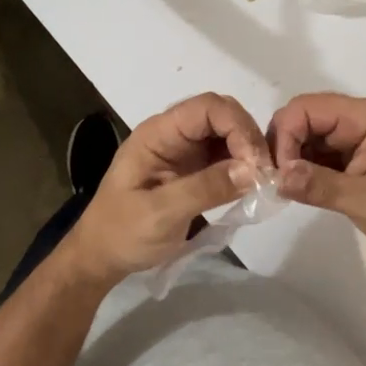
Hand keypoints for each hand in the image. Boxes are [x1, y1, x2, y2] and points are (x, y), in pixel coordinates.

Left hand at [63, 93, 269, 284]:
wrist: (101, 257)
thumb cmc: (122, 233)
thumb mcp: (160, 214)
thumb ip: (205, 188)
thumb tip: (253, 170)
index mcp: (158, 134)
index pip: (206, 108)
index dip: (237, 127)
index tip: (256, 164)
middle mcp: (173, 134)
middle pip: (221, 115)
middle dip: (247, 138)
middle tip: (264, 175)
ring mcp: (184, 151)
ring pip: (227, 135)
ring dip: (249, 152)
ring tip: (263, 183)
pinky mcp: (193, 170)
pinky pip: (225, 157)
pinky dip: (243, 167)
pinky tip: (253, 187)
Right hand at [269, 93, 365, 263]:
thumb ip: (323, 187)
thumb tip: (280, 176)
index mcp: (364, 118)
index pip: (307, 108)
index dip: (287, 135)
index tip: (280, 172)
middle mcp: (352, 118)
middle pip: (300, 117)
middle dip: (282, 145)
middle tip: (275, 181)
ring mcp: (346, 135)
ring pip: (300, 133)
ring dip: (287, 157)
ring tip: (282, 187)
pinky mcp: (341, 153)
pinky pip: (308, 150)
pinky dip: (296, 166)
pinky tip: (294, 188)